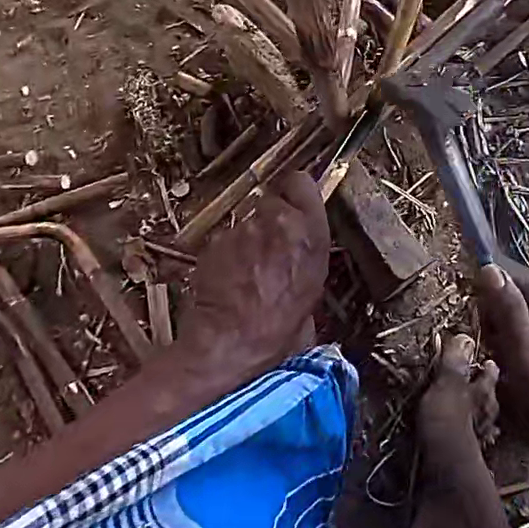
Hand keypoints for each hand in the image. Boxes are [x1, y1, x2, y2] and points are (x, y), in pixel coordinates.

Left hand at [177, 171, 330, 374]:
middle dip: (270, 219)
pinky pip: (225, 238)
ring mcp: (242, 228)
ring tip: (247, 271)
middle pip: (271, 200)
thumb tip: (298, 255)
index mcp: (310, 234)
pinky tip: (228, 278)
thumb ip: (306, 258)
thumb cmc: (280, 330)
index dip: (295, 193)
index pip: (302, 183)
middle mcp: (277, 222)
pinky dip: (226, 252)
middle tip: (268, 248)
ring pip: (246, 220)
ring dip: (248, 237)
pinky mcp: (215, 239)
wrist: (230, 343)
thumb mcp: (312, 293)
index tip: (292, 206)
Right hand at [476, 260, 528, 444]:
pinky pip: (515, 319)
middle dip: (487, 311)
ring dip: (494, 326)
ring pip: (505, 305)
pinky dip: (506, 334)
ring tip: (499, 354)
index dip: (479, 288)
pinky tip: (507, 357)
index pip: (497, 268)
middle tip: (490, 343)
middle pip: (500, 287)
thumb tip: (487, 267)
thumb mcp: (523, 351)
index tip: (473, 317)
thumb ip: (507, 308)